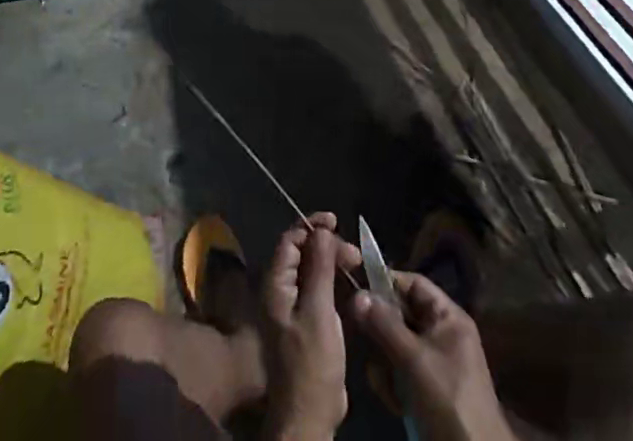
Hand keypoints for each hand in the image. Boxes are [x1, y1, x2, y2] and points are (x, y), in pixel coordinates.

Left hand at [260, 213, 360, 440]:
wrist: (310, 412)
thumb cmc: (312, 361)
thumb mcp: (319, 311)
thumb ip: (319, 268)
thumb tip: (322, 230)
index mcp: (276, 284)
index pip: (289, 241)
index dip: (311, 226)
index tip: (336, 221)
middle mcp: (281, 291)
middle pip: (301, 254)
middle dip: (326, 246)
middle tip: (354, 254)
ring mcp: (293, 307)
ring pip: (311, 271)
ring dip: (332, 263)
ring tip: (356, 265)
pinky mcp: (307, 322)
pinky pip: (318, 290)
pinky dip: (334, 282)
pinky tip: (352, 284)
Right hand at [349, 271, 512, 440]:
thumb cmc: (447, 401)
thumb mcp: (413, 359)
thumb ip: (383, 324)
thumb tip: (356, 293)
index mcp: (447, 318)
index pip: (412, 283)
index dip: (385, 281)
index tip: (355, 287)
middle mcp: (440, 334)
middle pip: (399, 314)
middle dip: (382, 331)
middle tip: (365, 340)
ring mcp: (432, 363)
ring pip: (393, 344)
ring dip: (385, 363)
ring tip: (389, 384)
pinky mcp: (424, 388)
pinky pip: (398, 371)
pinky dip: (392, 384)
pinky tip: (396, 403)